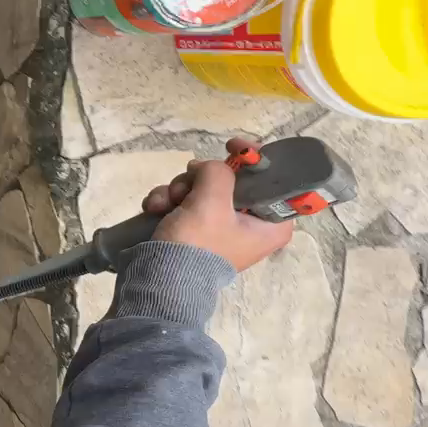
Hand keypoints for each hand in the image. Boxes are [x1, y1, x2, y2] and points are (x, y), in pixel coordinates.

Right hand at [142, 138, 295, 272]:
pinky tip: (154, 210)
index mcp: (271, 223)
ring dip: (175, 190)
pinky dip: (165, 202)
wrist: (158, 280)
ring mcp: (217, 229)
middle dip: (198, 181)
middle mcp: (248, 225)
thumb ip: (217, 173)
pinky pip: (181, 204)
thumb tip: (208, 165)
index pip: (273, 180)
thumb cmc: (196, 244)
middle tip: (184, 188)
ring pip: (199, 191)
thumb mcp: (210, 203)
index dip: (253, 160)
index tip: (232, 146)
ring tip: (162, 204)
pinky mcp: (191, 232)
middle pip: (227, 183)